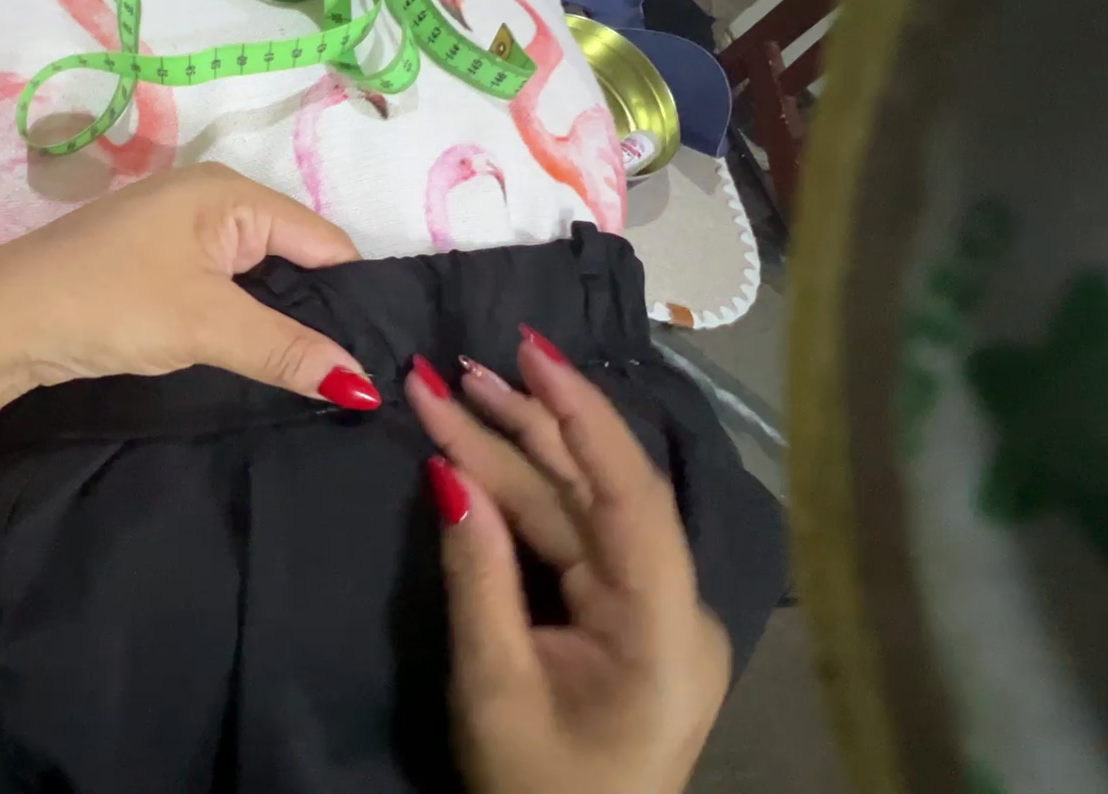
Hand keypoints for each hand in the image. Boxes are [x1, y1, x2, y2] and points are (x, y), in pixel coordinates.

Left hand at [0, 163, 380, 407]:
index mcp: (231, 193)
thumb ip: (287, 350)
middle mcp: (211, 200)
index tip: (383, 359)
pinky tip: (262, 357)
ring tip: (321, 376)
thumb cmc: (108, 303)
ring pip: (257, 276)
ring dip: (281, 321)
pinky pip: (224, 287)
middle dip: (320, 313)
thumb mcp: (205, 324)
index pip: (323, 241)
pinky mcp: (159, 263)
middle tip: (356, 377)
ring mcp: (181, 231)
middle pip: (293, 256)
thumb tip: (366, 388)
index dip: (353, 299)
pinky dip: (244, 319)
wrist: (1, 320)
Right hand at [406, 331, 730, 793]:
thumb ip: (476, 573)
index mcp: (662, 628)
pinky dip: (507, 489)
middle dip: (510, 425)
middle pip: (584, 490)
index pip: (630, 496)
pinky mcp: (611, 603)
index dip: (582, 416)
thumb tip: (446, 473)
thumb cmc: (538, 788)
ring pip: (566, 502)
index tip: (534, 356)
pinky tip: (467, 451)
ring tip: (447, 391)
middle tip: (442, 373)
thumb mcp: (492, 682)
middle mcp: (665, 599)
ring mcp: (639, 600)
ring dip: (502, 446)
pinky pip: (558, 532)